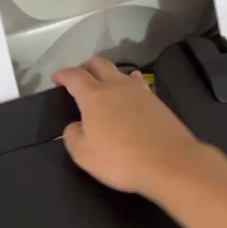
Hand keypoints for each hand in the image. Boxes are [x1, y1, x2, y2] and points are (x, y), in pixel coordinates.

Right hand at [52, 57, 213, 199]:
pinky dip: (128, 84)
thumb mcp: (83, 154)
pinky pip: (138, 83)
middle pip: (98, 64)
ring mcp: (139, 91)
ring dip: (108, 73)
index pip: (74, 76)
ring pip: (120, 71)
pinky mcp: (156, 101)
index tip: (56, 78)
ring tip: (104, 84)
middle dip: (84, 67)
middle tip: (78, 77)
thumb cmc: (120, 159)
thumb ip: (72, 136)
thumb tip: (76, 126)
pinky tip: (130, 92)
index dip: (62, 75)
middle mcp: (116, 86)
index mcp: (94, 96)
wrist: (169, 163)